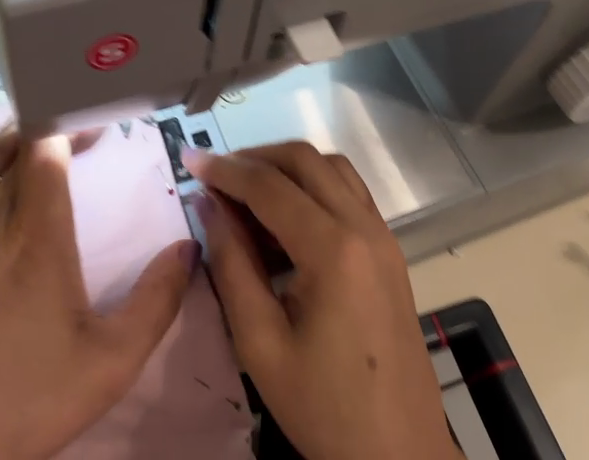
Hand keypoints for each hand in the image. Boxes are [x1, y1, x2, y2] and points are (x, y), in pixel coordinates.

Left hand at [0, 130, 198, 459]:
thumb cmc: (25, 399)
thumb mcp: (110, 362)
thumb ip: (157, 301)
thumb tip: (189, 248)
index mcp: (34, 233)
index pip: (44, 144)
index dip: (70, 123)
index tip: (101, 126)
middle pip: (17, 145)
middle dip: (54, 131)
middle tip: (88, 141)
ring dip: (20, 147)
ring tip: (49, 157)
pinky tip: (3, 193)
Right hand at [186, 143, 462, 459]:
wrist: (399, 454)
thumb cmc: (324, 405)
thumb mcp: (260, 343)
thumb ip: (231, 264)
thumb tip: (208, 205)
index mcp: (334, 249)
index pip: (270, 186)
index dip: (225, 170)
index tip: (188, 160)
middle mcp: (365, 228)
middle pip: (306, 160)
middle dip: (256, 158)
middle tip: (215, 176)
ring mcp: (384, 238)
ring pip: (332, 169)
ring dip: (287, 168)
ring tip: (245, 194)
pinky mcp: (390, 254)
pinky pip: (350, 195)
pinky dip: (313, 188)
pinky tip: (284, 221)